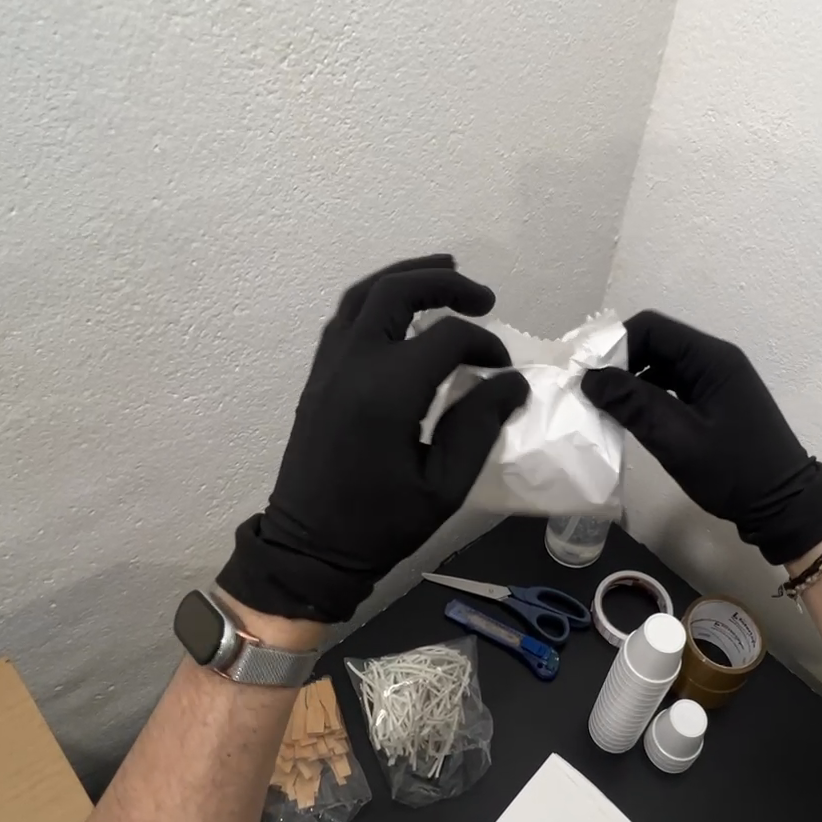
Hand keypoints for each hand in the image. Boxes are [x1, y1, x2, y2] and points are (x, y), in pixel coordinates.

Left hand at [220, 255, 527, 622]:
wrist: (309, 548)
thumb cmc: (380, 525)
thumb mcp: (445, 486)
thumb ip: (480, 425)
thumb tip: (512, 382)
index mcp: (388, 392)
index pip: (447, 338)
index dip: (484, 344)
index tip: (502, 369)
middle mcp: (354, 364)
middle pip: (396, 291)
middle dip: (444, 283)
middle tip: (483, 297)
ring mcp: (328, 366)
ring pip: (363, 295)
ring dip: (405, 278)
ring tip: (443, 274)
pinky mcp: (318, 377)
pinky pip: (346, 318)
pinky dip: (378, 301)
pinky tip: (402, 314)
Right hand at [580, 310, 821, 564]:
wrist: (784, 506)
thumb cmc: (735, 472)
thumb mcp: (677, 439)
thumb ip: (633, 404)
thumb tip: (589, 378)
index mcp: (711, 359)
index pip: (651, 328)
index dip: (614, 345)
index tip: (587, 373)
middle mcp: (714, 360)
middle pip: (655, 342)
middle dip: (619, 362)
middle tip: (589, 390)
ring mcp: (715, 380)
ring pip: (661, 364)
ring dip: (631, 380)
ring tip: (602, 405)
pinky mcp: (713, 401)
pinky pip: (672, 385)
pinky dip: (647, 395)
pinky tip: (629, 416)